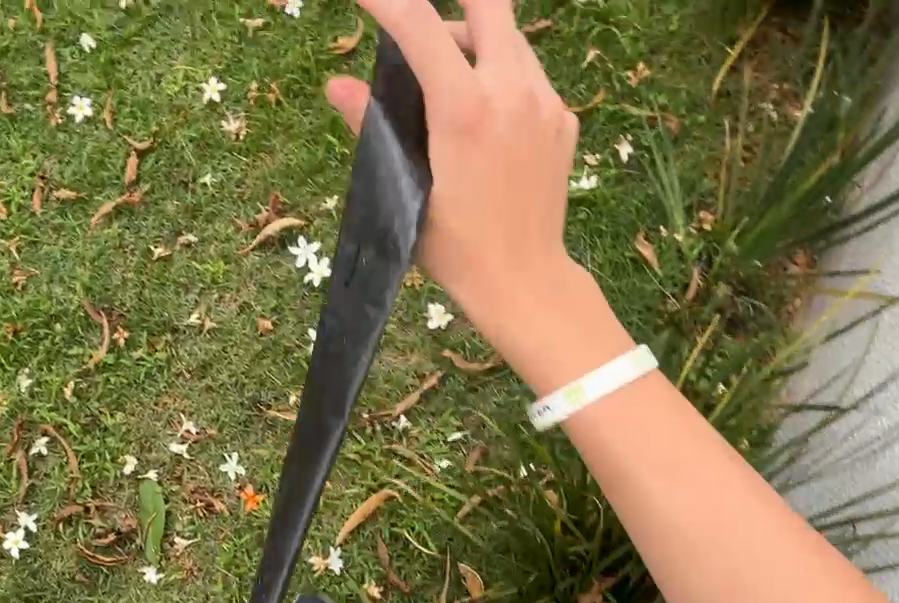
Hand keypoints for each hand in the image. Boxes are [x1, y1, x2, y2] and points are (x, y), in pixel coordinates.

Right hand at [326, 0, 632, 392]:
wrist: (522, 279)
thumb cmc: (454, 249)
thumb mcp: (405, 193)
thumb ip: (373, 130)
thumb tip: (336, 85)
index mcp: (465, 112)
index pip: (421, 28)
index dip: (388, 3)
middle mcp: (512, 91)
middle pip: (487, 4)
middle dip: (451, 6)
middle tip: (422, 32)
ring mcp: (545, 102)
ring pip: (511, 39)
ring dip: (477, 45)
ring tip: (451, 86)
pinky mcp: (563, 119)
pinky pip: (530, 76)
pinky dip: (502, 79)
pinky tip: (486, 121)